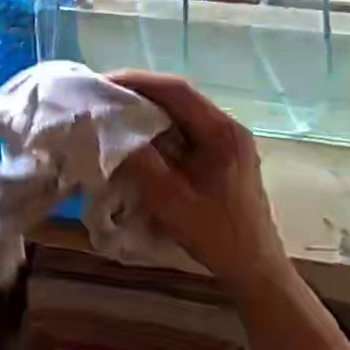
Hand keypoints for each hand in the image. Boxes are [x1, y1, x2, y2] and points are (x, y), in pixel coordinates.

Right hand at [109, 70, 294, 300]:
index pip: (175, 90)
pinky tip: (130, 129)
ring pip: (177, 107)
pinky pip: (179, 123)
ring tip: (106, 108)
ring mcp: (225, 140)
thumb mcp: (167, 195)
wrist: (253, 268)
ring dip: (141, 103)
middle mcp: (227, 128)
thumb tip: (104, 123)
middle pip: (176, 93)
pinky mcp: (218, 152)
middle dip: (135, 88)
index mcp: (222, 133)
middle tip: (97, 94)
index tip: (98, 84)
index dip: (134, 80)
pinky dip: (151, 120)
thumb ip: (137, 156)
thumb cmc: (213, 232)